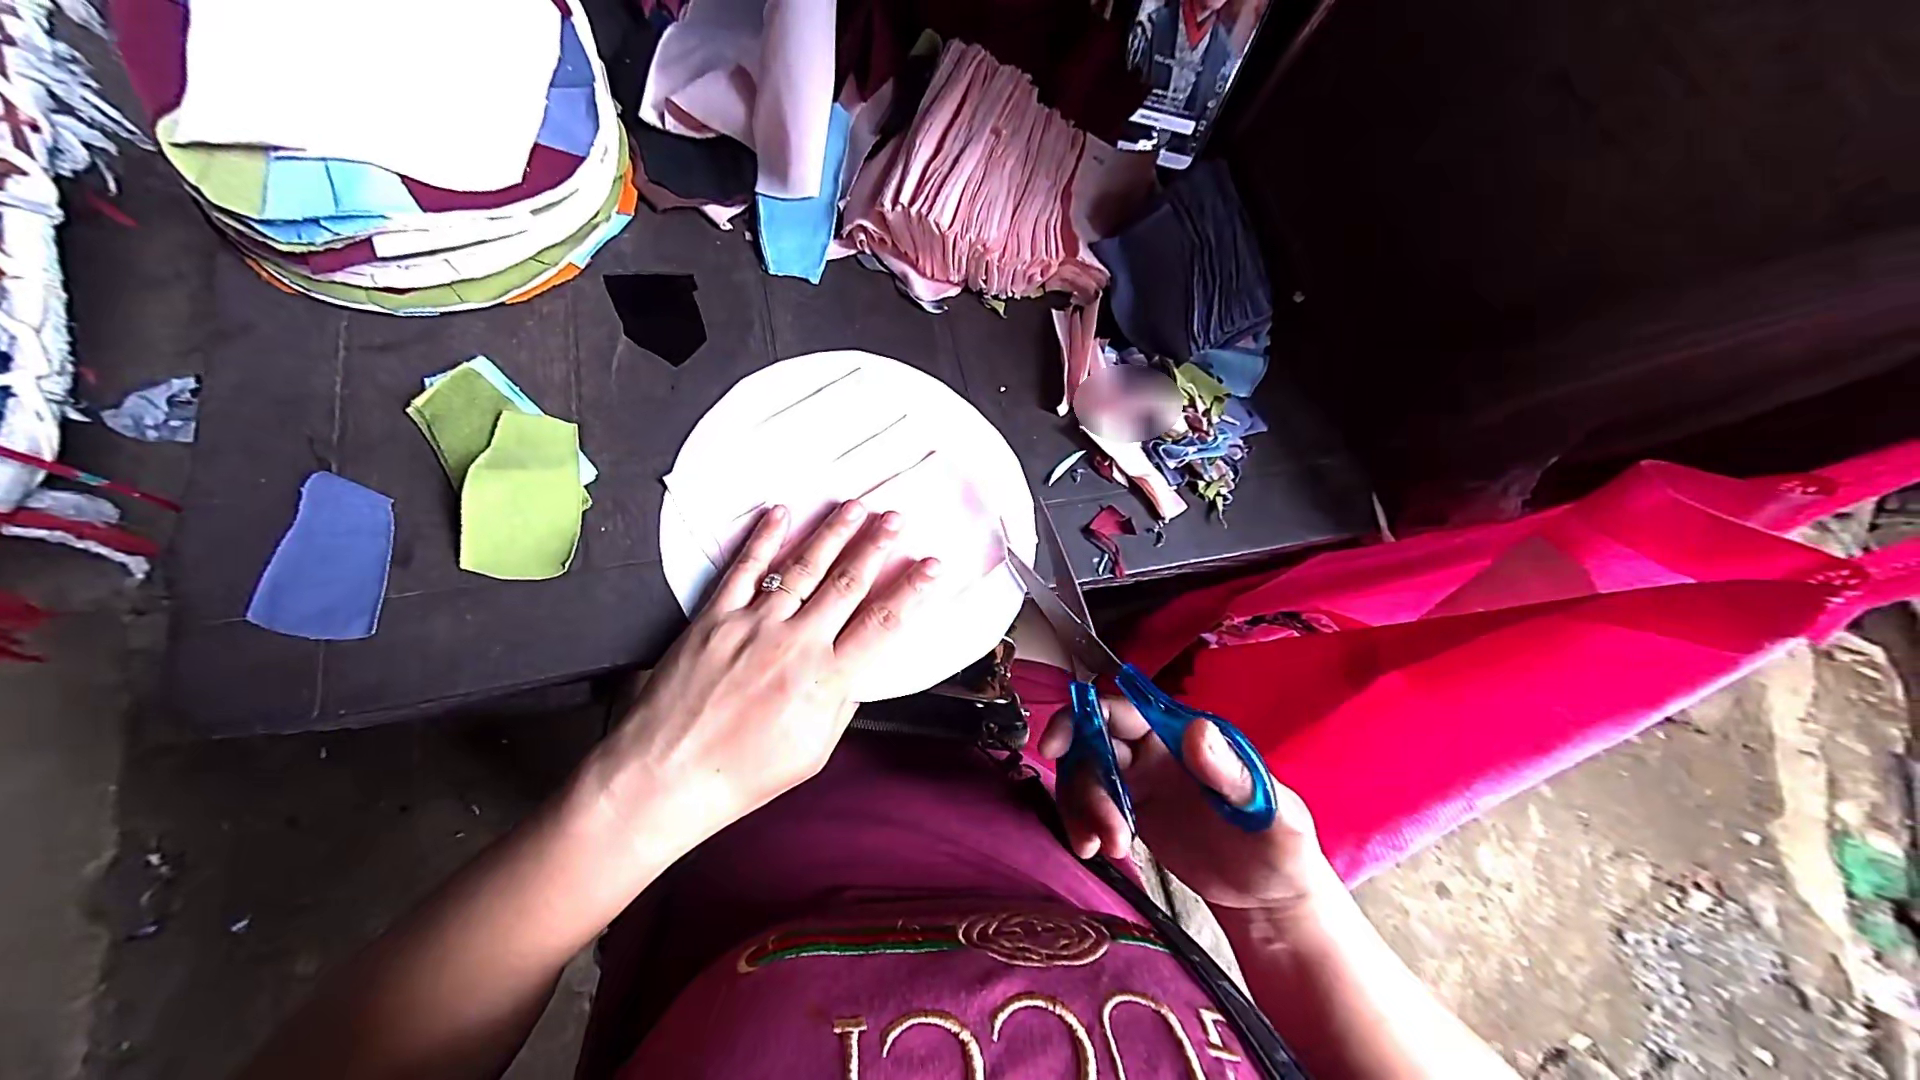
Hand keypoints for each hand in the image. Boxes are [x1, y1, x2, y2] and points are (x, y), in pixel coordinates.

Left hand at [582, 500, 941, 851]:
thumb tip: (858, 672)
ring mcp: (753, 626)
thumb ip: (841, 704)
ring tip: (855, 507)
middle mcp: (794, 644)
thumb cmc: (738, 773)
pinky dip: (763, 538)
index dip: (912, 590)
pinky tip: (781, 514)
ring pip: (803, 567)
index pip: (883, 622)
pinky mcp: (715, 619)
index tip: (931, 566)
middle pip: (846, 582)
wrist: (665, 777)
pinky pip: (743, 569)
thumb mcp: (813, 751)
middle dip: (876, 544)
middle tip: (895, 519)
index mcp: (824, 679)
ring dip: (832, 533)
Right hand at [1037, 695, 1340, 913]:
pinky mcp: (1131, 810)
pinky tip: (1094, 848)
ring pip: (1086, 775)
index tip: (1056, 745)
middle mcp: (1154, 749)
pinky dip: (1082, 822)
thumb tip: (1197, 728)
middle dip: (1083, 781)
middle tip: (1101, 828)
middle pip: (1092, 743)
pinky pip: (1090, 804)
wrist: (1269, 899)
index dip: (1082, 717)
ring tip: (1105, 847)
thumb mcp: (1269, 812)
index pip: (1121, 710)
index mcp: (1182, 735)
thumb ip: (1233, 772)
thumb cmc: (1279, 847)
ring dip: (1083, 808)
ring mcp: (1139, 780)